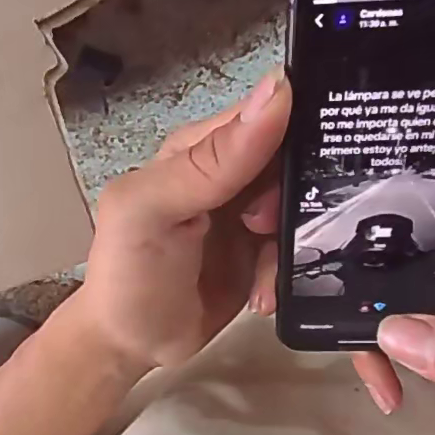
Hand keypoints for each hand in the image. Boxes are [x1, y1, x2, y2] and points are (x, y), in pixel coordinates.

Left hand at [65, 70, 289, 372]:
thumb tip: (277, 90)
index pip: (267, 113)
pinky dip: (287, 274)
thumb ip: (210, 159)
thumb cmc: (130, 272)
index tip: (303, 170)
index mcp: (199, 148)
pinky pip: (298, 249)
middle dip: (298, 196)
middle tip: (265, 231)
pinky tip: (262, 297)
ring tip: (264, 271)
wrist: (132, 344)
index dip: (296, 130)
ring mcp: (251, 216)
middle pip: (296, 162)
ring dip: (294, 242)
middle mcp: (231, 174)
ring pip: (305, 208)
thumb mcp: (155, 210)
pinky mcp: (264, 254)